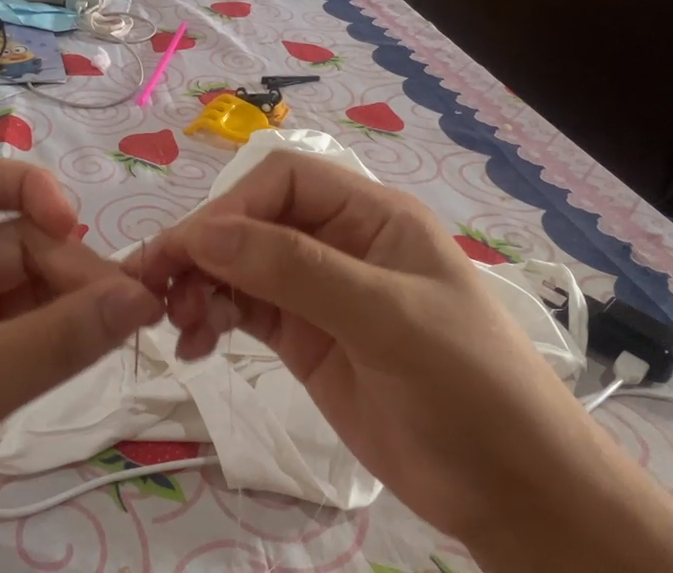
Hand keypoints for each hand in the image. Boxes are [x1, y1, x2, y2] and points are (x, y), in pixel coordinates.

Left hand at [0, 159, 162, 572]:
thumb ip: (61, 338)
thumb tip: (143, 295)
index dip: (33, 188)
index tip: (75, 228)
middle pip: (22, 242)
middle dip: (76, 267)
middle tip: (135, 315)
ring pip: (27, 291)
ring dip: (74, 306)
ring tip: (126, 334)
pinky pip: (20, 334)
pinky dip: (56, 339)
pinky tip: (89, 356)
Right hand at [129, 150, 672, 572]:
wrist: (514, 491)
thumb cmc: (468, 388)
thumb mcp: (388, 320)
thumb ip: (296, 271)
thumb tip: (204, 234)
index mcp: (373, 216)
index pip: (284, 181)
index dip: (233, 207)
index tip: (190, 251)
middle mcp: (341, 244)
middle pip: (254, 222)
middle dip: (205, 249)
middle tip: (158, 292)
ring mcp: (320, 294)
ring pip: (241, 266)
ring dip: (202, 285)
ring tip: (178, 327)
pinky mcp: (307, 341)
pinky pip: (245, 310)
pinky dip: (212, 317)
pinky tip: (195, 344)